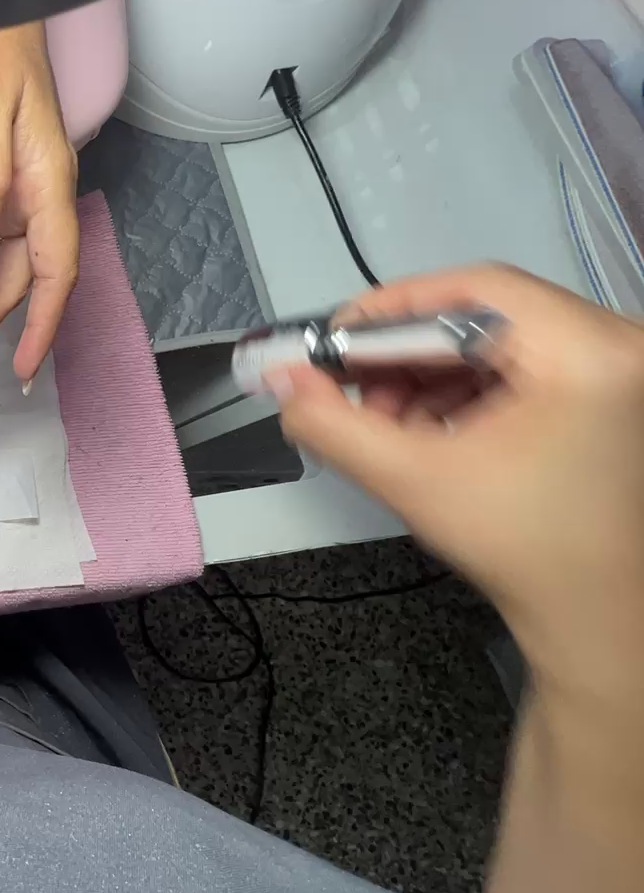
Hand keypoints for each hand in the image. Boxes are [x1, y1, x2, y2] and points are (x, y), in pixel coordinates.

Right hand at [272, 265, 643, 693]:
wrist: (596, 604)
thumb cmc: (527, 542)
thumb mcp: (404, 475)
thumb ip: (327, 421)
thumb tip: (283, 378)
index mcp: (589, 356)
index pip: (474, 288)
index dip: (387, 310)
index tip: (328, 343)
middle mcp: (615, 350)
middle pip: (474, 317)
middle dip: (393, 356)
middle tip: (340, 388)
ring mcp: (610, 374)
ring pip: (483, 344)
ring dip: (412, 379)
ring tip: (379, 425)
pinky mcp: (596, 397)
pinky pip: (503, 370)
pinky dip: (445, 394)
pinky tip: (416, 431)